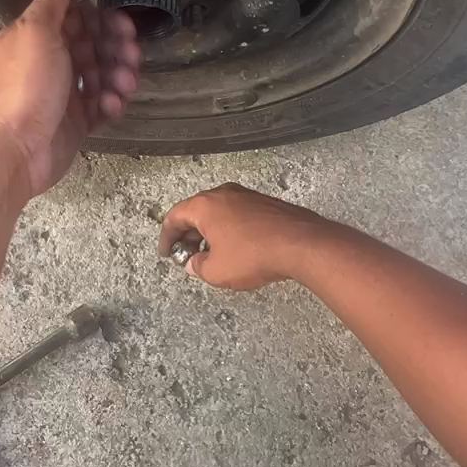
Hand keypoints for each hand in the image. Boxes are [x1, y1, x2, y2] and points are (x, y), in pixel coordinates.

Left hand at [0, 0, 140, 197]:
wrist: (14, 151)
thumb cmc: (23, 88)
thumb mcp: (35, 33)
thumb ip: (50, 2)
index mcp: (34, 38)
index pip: (74, 18)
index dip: (100, 18)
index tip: (121, 21)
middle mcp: (48, 63)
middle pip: (92, 46)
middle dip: (115, 47)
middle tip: (130, 54)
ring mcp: (62, 95)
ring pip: (100, 75)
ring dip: (118, 75)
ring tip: (124, 83)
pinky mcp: (74, 122)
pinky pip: (100, 107)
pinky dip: (110, 103)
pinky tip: (112, 104)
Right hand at [158, 183, 336, 289]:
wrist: (300, 245)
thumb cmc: (257, 253)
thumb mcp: (215, 271)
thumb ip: (197, 267)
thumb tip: (195, 264)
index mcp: (204, 206)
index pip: (174, 217)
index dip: (166, 238)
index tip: (166, 251)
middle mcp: (224, 195)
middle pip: (195, 213)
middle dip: (188, 236)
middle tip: (187, 255)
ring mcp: (247, 197)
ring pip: (218, 213)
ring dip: (210, 233)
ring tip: (213, 255)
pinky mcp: (265, 204)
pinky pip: (238, 215)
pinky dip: (230, 230)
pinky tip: (237, 250)